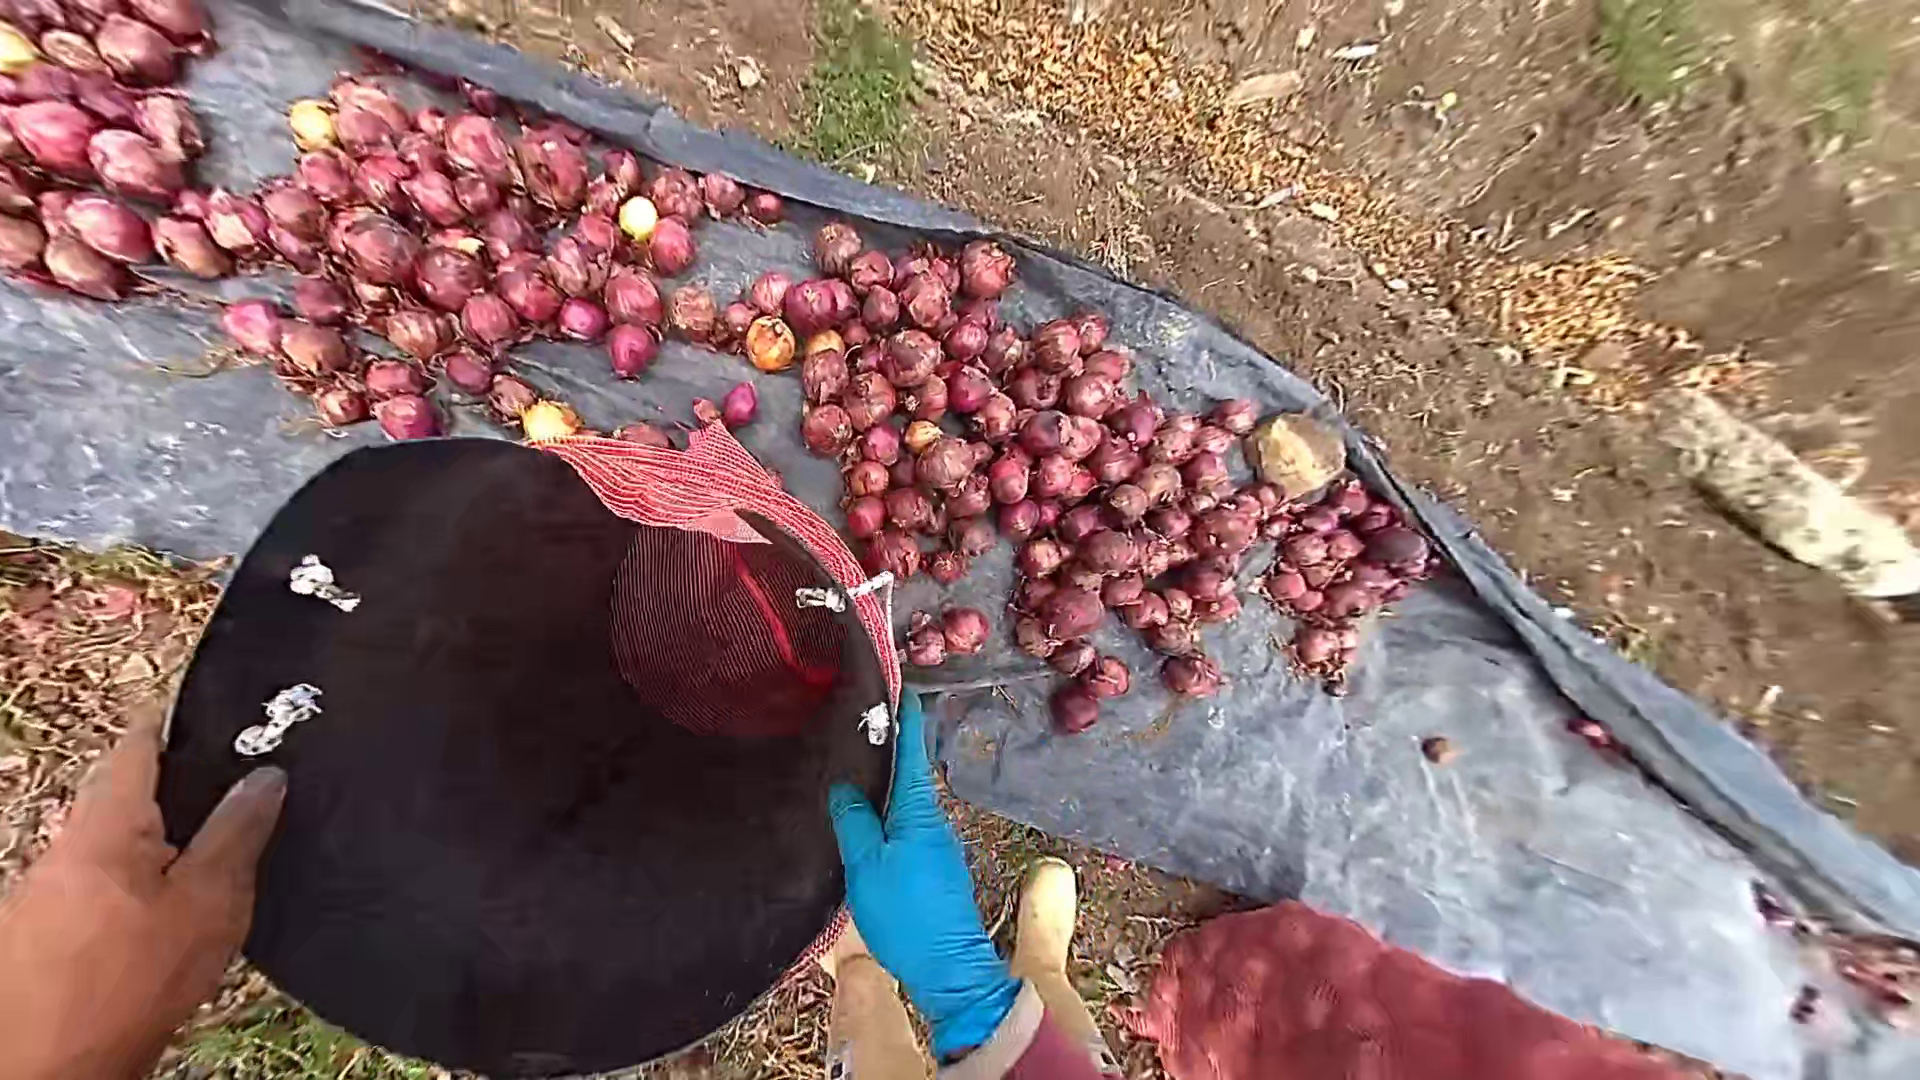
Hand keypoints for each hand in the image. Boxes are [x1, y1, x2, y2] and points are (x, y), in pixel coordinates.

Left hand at [0, 707, 286, 1079]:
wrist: (53, 1072)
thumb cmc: (143, 968)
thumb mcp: (213, 892)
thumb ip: (239, 826)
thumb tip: (265, 774)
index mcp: (97, 838)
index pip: (130, 756)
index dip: (168, 723)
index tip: (206, 698)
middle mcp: (56, 858)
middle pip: (122, 797)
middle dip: (180, 777)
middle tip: (246, 764)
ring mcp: (40, 899)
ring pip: (115, 838)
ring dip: (167, 823)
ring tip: (229, 820)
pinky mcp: (41, 932)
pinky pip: (105, 872)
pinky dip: (151, 858)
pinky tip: (190, 875)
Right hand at [828, 693, 1019, 1059]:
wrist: (951, 967)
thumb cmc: (907, 912)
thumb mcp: (868, 866)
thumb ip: (855, 822)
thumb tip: (845, 786)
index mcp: (916, 805)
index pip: (913, 746)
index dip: (906, 714)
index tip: (898, 683)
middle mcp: (930, 813)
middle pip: (908, 768)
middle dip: (889, 743)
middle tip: (858, 723)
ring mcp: (934, 837)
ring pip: (904, 796)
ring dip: (884, 778)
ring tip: (852, 766)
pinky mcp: (931, 859)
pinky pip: (905, 820)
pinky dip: (887, 807)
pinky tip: (866, 815)